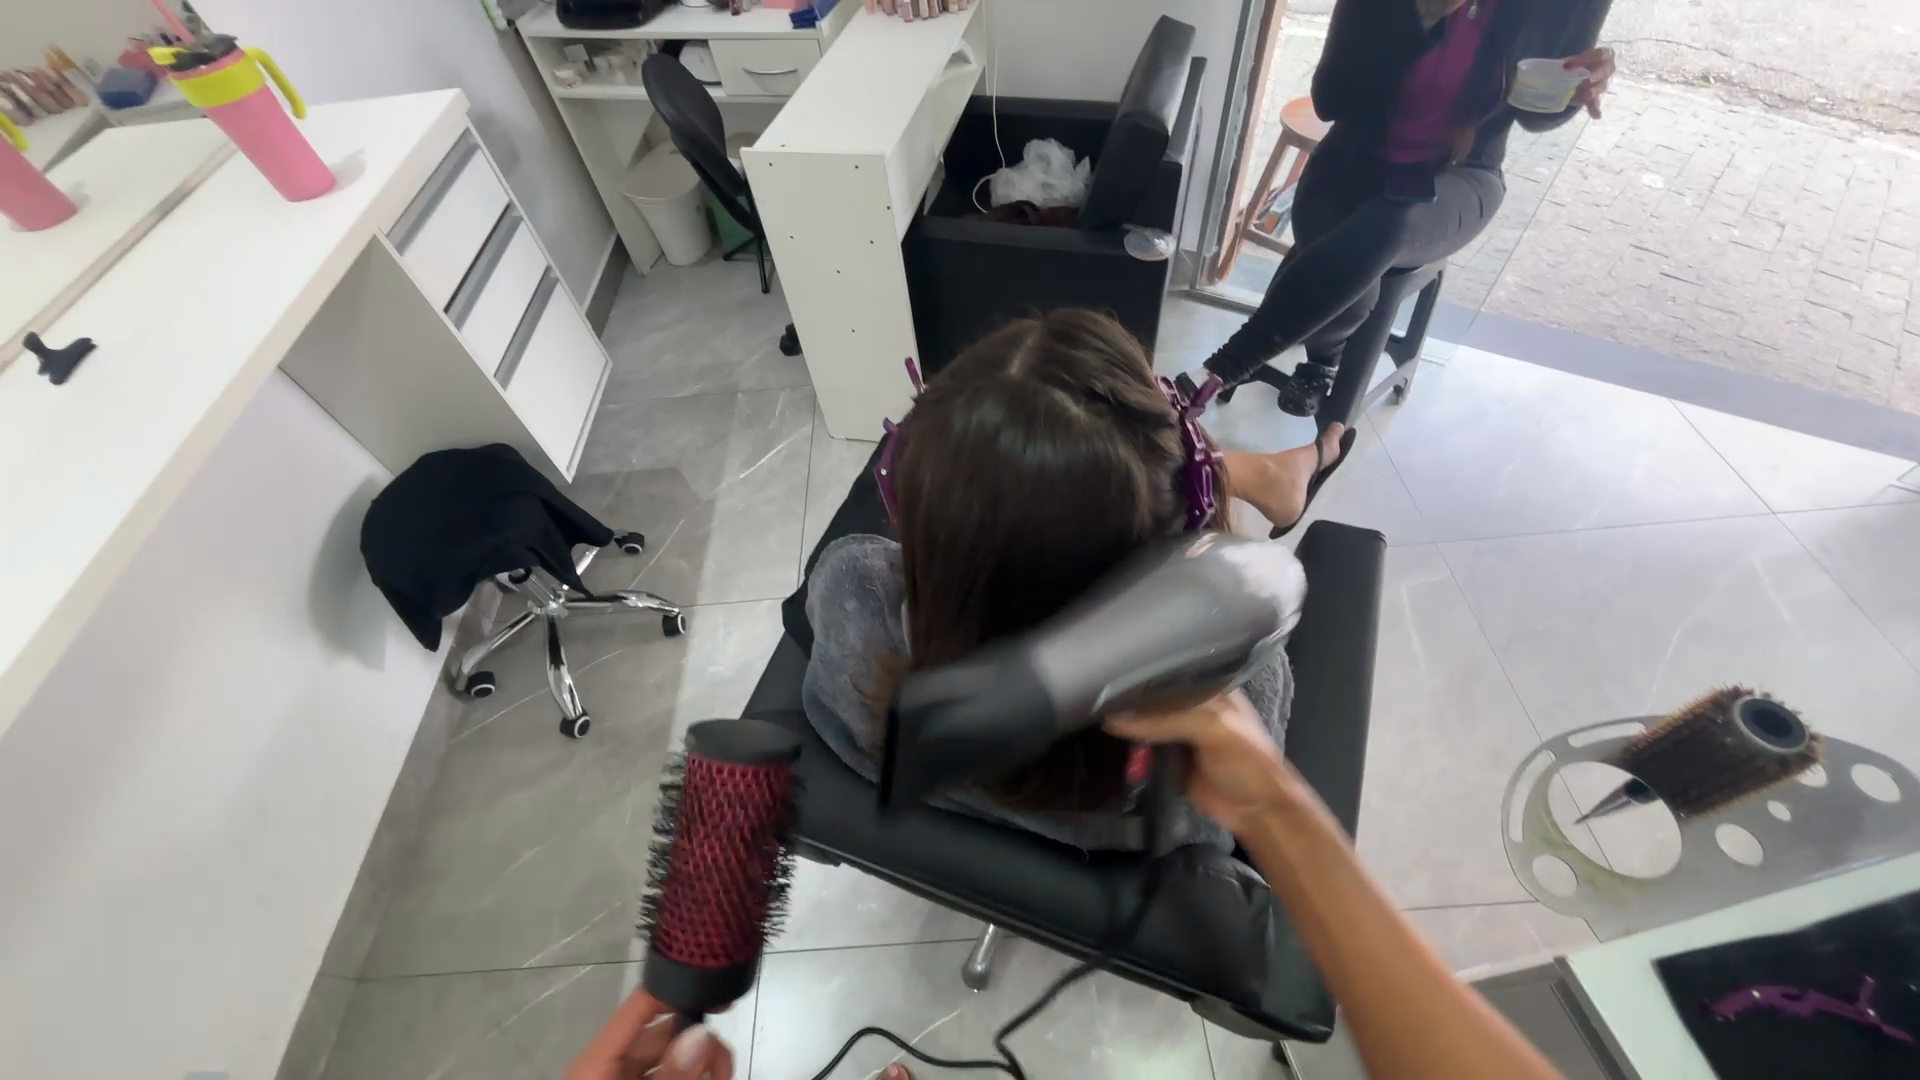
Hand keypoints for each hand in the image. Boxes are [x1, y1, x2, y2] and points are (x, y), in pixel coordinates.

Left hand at [565, 989, 733, 1079]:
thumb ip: (670, 1074)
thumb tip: (702, 1032)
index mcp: (597, 1058)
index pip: (644, 1001)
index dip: (682, 987)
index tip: (722, 993)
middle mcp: (608, 1062)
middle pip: (665, 1031)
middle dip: (701, 1042)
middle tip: (726, 1068)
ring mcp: (619, 1076)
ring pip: (671, 1054)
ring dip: (700, 1061)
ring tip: (723, 1076)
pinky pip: (665, 1072)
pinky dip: (688, 1074)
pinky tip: (708, 1078)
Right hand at [1105, 691, 1312, 834]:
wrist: (1258, 813)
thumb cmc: (1247, 762)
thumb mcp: (1213, 729)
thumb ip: (1167, 720)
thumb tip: (1115, 720)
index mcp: (1208, 690)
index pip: (1169, 675)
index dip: (1142, 673)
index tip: (1108, 669)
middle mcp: (1191, 708)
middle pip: (1152, 700)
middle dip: (1127, 700)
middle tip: (1095, 694)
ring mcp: (1179, 736)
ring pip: (1144, 725)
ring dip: (1124, 725)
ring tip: (1091, 712)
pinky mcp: (1168, 761)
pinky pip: (1142, 751)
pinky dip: (1127, 750)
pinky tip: (1105, 739)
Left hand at [1563, 46, 1615, 118]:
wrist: (1574, 75)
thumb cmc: (1575, 64)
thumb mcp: (1570, 61)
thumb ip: (1567, 64)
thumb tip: (1561, 67)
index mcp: (1602, 55)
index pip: (1599, 54)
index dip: (1585, 58)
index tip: (1568, 65)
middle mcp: (1606, 68)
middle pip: (1605, 71)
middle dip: (1596, 75)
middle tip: (1586, 81)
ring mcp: (1601, 83)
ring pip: (1600, 87)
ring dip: (1591, 91)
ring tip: (1584, 95)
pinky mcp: (1593, 97)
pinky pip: (1595, 103)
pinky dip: (1595, 109)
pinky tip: (1596, 115)